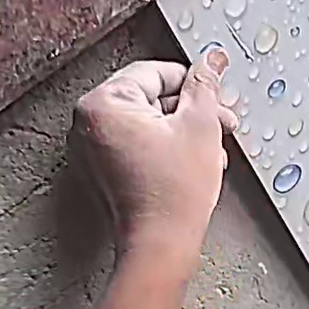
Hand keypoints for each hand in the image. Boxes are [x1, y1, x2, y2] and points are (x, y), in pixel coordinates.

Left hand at [73, 51, 237, 262]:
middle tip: (220, 123)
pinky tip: (192, 164)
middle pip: (149, 100)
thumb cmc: (173, 195)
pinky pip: (135, 148)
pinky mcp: (101, 175)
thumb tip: (210, 62)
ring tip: (211, 150)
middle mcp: (88, 125)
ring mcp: (90, 152)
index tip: (214, 91)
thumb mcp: (200, 126)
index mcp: (103, 104)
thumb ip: (205, 85)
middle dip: (190, 112)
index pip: (155, 72)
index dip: (193, 82)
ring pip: (146, 126)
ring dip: (182, 133)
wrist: (160, 247)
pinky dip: (163, 151)